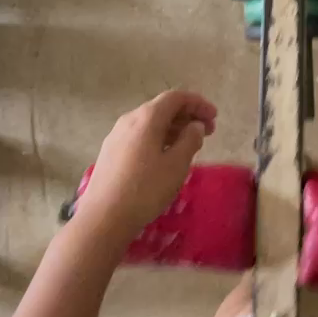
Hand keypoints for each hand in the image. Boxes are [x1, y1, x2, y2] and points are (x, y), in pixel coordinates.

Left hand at [77, 90, 217, 246]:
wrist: (103, 219)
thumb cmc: (145, 190)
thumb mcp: (176, 165)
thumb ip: (190, 140)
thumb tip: (195, 125)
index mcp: (147, 117)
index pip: (176, 97)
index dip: (198, 103)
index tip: (214, 117)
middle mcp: (129, 119)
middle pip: (162, 108)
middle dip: (187, 116)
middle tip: (208, 132)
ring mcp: (116, 135)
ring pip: (150, 123)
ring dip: (173, 128)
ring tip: (189, 145)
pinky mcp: (110, 152)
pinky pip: (139, 136)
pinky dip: (158, 138)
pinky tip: (164, 157)